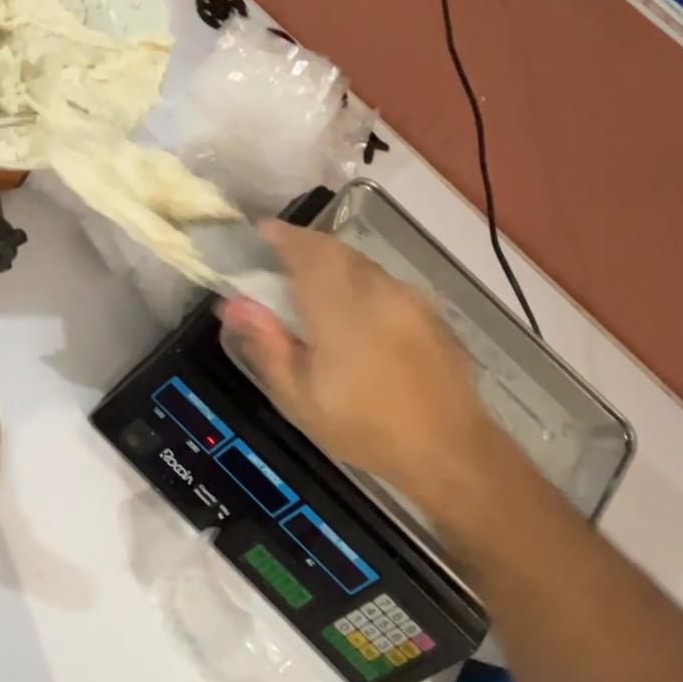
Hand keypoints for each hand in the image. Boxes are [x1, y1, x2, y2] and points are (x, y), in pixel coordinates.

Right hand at [219, 222, 514, 522]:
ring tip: (308, 285)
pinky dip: (357, 282)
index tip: (259, 232)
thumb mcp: (298, 396)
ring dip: (331, 264)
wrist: (448, 449)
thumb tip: (234, 304)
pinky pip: (383, 283)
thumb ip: (266, 343)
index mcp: (341, 313)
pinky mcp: (428, 313)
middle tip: (275, 258)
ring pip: (362, 265)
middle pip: (336, 252)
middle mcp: (378, 294)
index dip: (283, 237)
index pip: (308, 255)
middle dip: (304, 247)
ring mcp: (409, 300)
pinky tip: (348, 312)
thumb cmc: (362, 427)